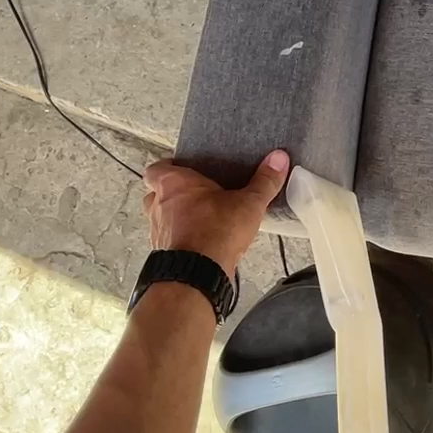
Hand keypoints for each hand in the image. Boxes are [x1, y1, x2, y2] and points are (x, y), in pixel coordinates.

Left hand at [141, 151, 288, 277]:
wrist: (197, 274)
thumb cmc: (215, 231)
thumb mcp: (249, 203)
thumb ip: (264, 181)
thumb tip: (278, 158)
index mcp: (174, 183)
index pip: (157, 168)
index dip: (168, 167)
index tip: (184, 169)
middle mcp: (159, 205)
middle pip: (154, 193)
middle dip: (170, 193)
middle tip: (194, 194)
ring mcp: (158, 231)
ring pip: (159, 218)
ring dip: (173, 218)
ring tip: (199, 219)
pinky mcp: (163, 254)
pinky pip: (168, 240)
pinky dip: (180, 239)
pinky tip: (200, 242)